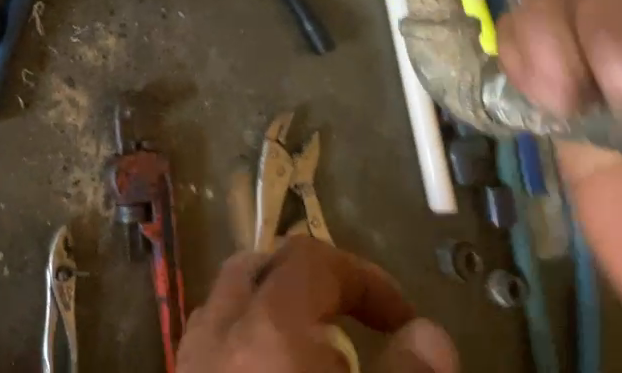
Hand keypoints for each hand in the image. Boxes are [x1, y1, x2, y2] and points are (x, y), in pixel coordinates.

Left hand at [178, 236, 458, 372]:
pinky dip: (245, 342)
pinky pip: (210, 342)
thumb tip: (431, 333)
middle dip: (311, 284)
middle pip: (258, 269)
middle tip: (358, 325)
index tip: (406, 320)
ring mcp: (190, 358)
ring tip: (323, 353)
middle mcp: (217, 330)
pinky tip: (275, 372)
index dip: (365, 278)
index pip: (312, 260)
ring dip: (274, 310)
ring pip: (226, 304)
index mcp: (267, 326)